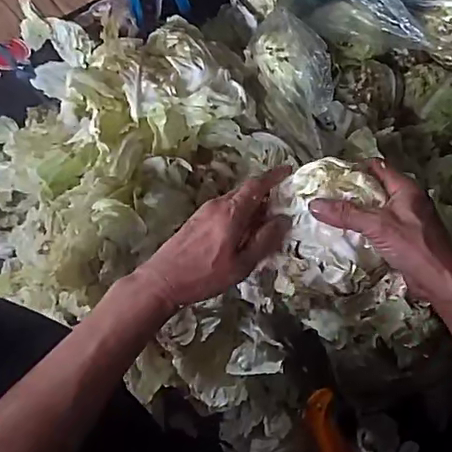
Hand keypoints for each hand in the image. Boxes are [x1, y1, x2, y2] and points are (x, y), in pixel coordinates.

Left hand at [127, 166, 291, 309]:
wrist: (162, 280)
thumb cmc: (205, 275)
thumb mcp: (242, 264)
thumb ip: (264, 241)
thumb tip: (283, 220)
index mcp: (231, 212)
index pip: (256, 185)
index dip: (274, 176)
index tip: (288, 171)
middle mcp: (217, 205)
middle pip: (246, 192)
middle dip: (266, 194)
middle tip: (283, 204)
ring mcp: (205, 211)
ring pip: (235, 201)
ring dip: (252, 206)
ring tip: (266, 222)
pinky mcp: (197, 220)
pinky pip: (225, 209)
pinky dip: (239, 214)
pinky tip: (244, 232)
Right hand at [308, 159, 451, 310]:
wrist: (440, 281)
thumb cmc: (414, 248)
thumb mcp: (378, 226)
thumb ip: (347, 214)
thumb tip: (315, 204)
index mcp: (406, 188)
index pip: (377, 167)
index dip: (355, 168)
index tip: (331, 176)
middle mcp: (408, 200)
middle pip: (376, 188)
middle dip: (352, 192)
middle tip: (326, 196)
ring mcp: (408, 220)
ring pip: (378, 209)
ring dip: (358, 211)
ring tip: (332, 214)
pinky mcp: (406, 238)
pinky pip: (381, 226)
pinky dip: (366, 227)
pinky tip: (349, 234)